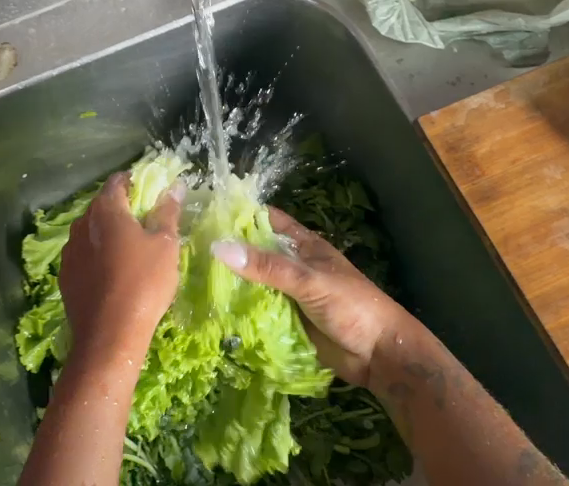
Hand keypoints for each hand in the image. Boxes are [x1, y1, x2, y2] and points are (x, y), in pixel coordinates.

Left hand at [59, 171, 184, 364]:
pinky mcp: (65, 276)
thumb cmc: (143, 283)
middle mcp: (81, 223)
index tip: (149, 192)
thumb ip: (168, 212)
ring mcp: (69, 250)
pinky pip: (84, 255)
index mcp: (105, 210)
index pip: (117, 182)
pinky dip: (97, 255)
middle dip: (121, 208)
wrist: (109, 336)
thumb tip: (175, 186)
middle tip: (144, 220)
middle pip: (102, 205)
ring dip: (107, 233)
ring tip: (130, 248)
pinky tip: (112, 272)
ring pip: (91, 231)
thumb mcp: (165, 245)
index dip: (134, 182)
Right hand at [211, 207, 418, 385]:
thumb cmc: (351, 305)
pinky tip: (212, 310)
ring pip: (254, 284)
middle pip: (256, 253)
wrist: (379, 355)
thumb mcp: (308, 281)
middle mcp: (293, 266)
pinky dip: (240, 310)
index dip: (240, 214)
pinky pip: (258, 311)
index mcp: (303, 246)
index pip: (267, 221)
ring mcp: (289, 295)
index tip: (206, 212)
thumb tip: (219, 248)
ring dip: (232, 284)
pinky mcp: (286, 322)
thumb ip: (267, 267)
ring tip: (191, 278)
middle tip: (188, 248)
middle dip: (229, 251)